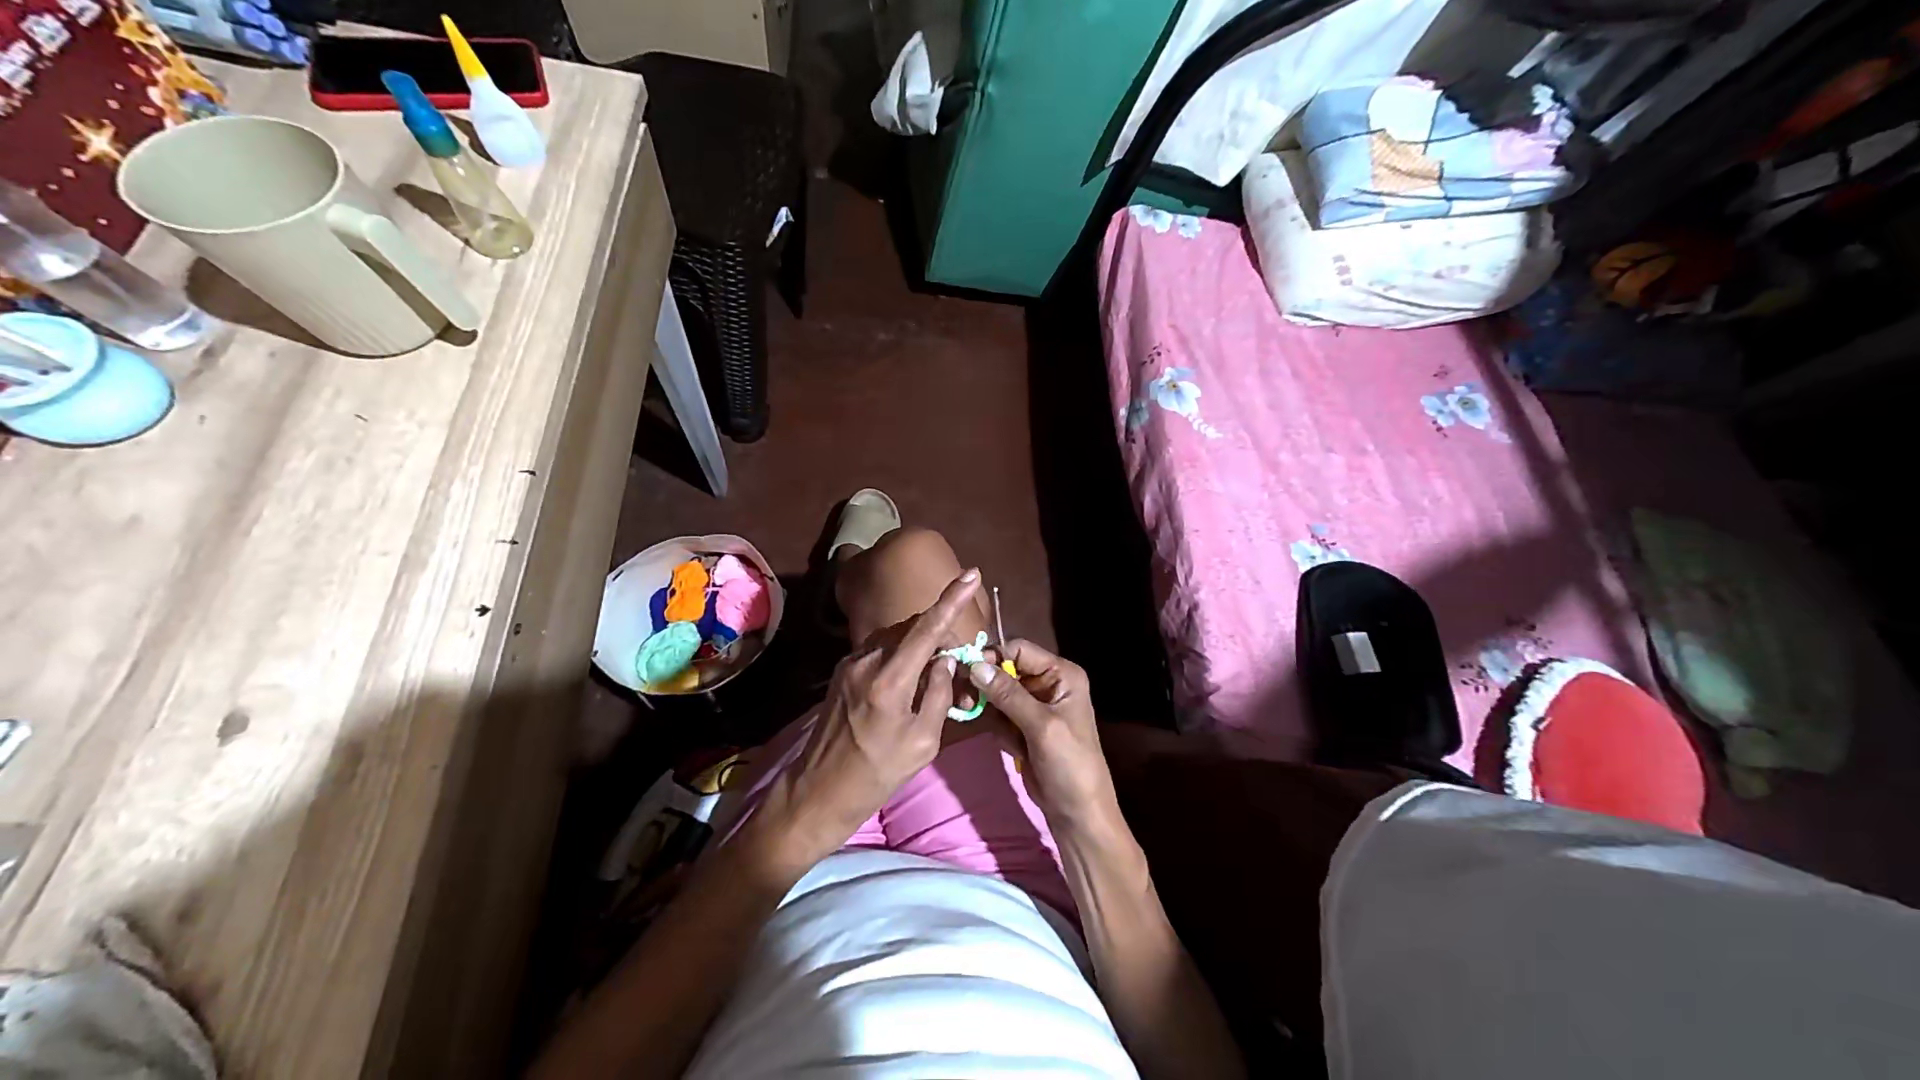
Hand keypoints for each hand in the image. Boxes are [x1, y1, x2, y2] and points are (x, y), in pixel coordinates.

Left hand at [748, 570, 980, 864]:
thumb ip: (938, 693)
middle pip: (910, 629)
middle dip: (937, 630)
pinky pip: (879, 650)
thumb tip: (945, 660)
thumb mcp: (923, 742)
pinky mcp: (841, 671)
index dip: (951, 599)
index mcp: (889, 680)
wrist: (819, 788)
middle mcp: (866, 661)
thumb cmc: (878, 773)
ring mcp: (849, 663)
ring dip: (917, 646)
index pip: (927, 629)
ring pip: (894, 638)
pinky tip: (908, 680)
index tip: (970, 574)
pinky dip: (899, 656)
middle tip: (958, 650)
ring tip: (934, 671)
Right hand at [967, 640, 1120, 829]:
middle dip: (985, 684)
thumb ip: (1008, 694)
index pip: (1019, 650)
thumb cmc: (1069, 764)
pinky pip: (998, 714)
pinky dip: (995, 725)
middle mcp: (1048, 683)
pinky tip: (1007, 744)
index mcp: (1062, 674)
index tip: (968, 672)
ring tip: (980, 721)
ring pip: (997, 692)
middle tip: (964, 700)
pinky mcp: (1022, 726)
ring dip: (986, 707)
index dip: (993, 657)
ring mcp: (1034, 706)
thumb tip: (975, 665)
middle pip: (1004, 669)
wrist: (1077, 812)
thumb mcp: (1040, 726)